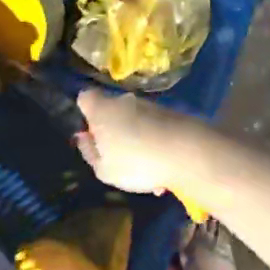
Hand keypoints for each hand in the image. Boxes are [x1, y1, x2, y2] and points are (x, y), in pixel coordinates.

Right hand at [73, 88, 196, 193]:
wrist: (186, 151)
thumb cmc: (136, 162)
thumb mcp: (104, 169)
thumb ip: (89, 151)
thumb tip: (83, 136)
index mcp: (102, 109)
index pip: (85, 98)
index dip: (85, 113)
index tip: (90, 134)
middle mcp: (125, 101)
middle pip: (111, 110)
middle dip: (112, 130)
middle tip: (117, 157)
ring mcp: (149, 105)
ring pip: (134, 122)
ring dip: (136, 141)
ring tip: (146, 171)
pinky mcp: (169, 112)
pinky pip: (153, 128)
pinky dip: (154, 144)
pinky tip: (162, 169)